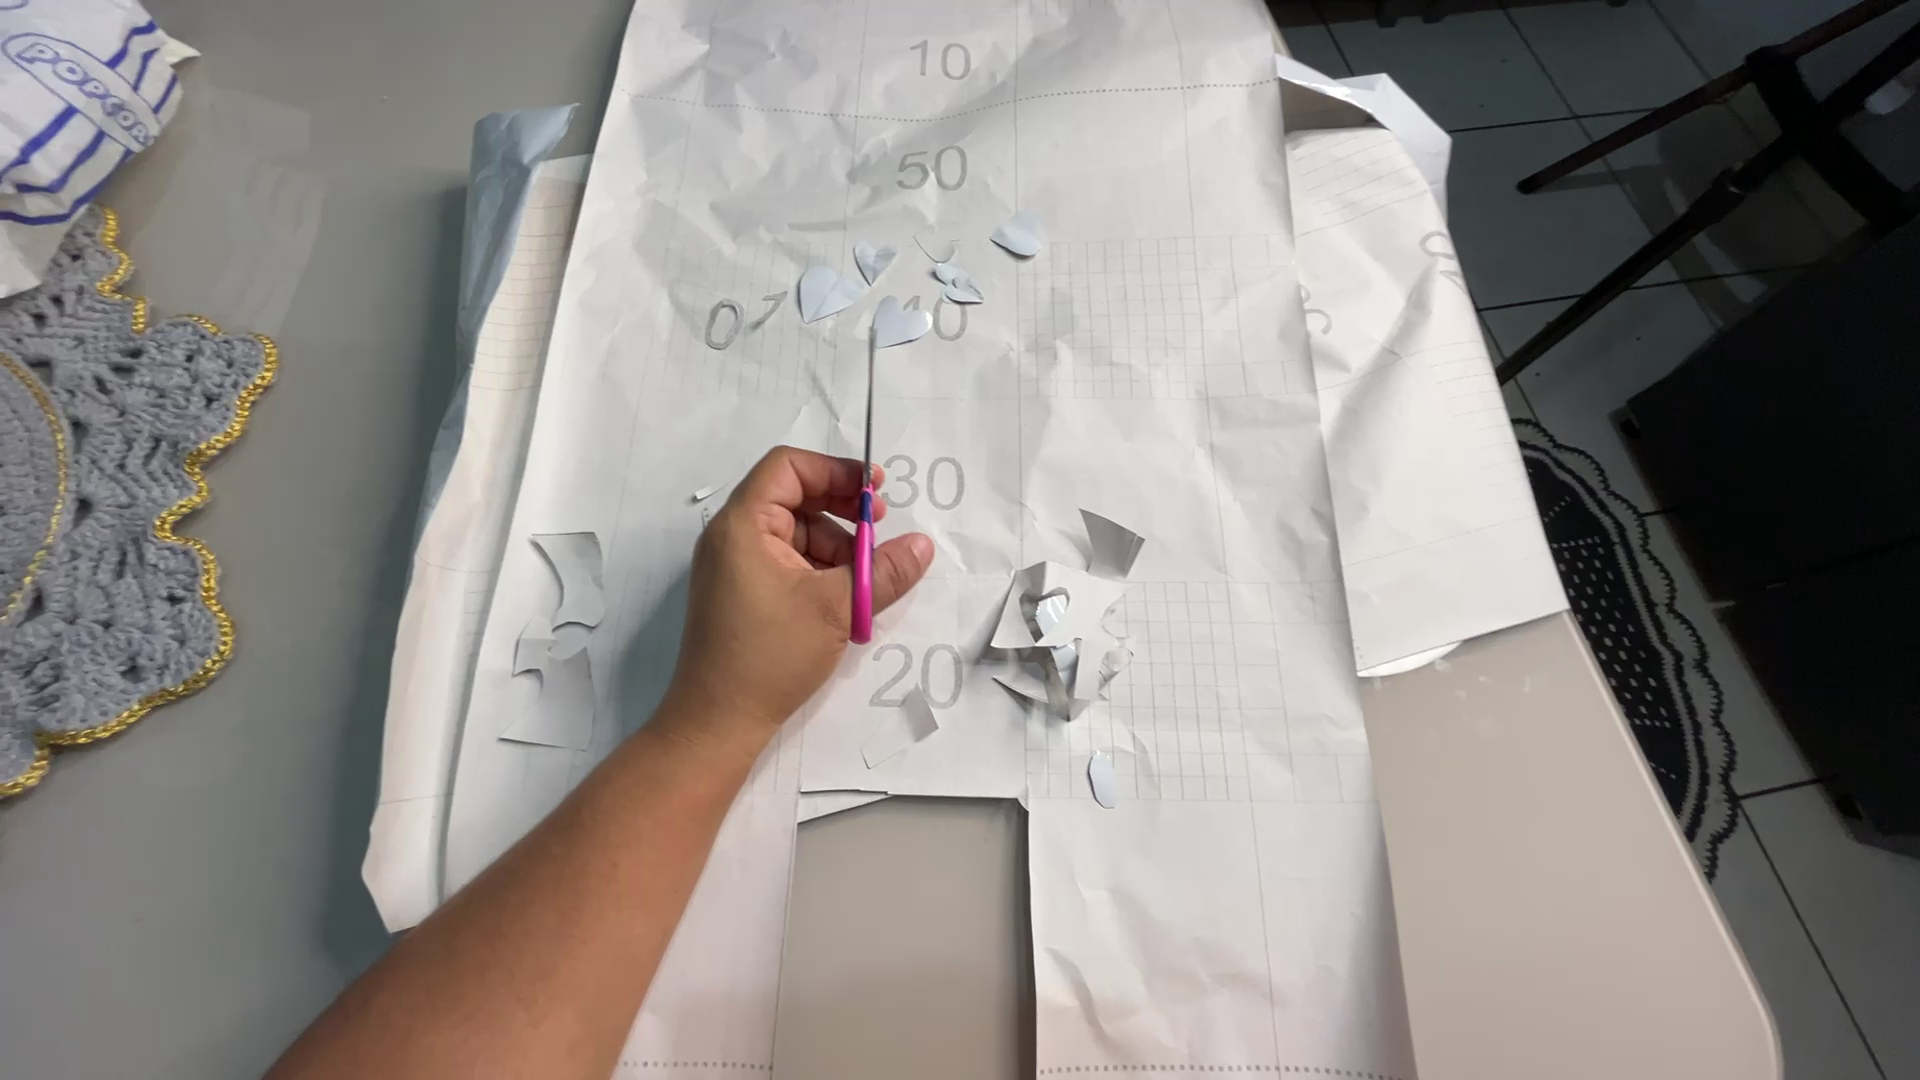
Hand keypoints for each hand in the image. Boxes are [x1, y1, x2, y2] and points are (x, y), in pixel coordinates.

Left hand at [661, 446, 934, 750]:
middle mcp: (733, 537)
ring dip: (836, 543)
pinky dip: (820, 567)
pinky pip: (788, 560)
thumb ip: (885, 571)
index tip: (877, 489)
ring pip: (795, 532)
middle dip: (841, 508)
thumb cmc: (771, 655)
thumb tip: (924, 545)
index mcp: (743, 525)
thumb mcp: (838, 608)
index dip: (836, 469)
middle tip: (880, 525)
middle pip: (793, 496)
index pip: (788, 467)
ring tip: (866, 575)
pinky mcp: (743, 592)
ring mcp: (735, 566)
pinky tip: (845, 595)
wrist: (718, 722)